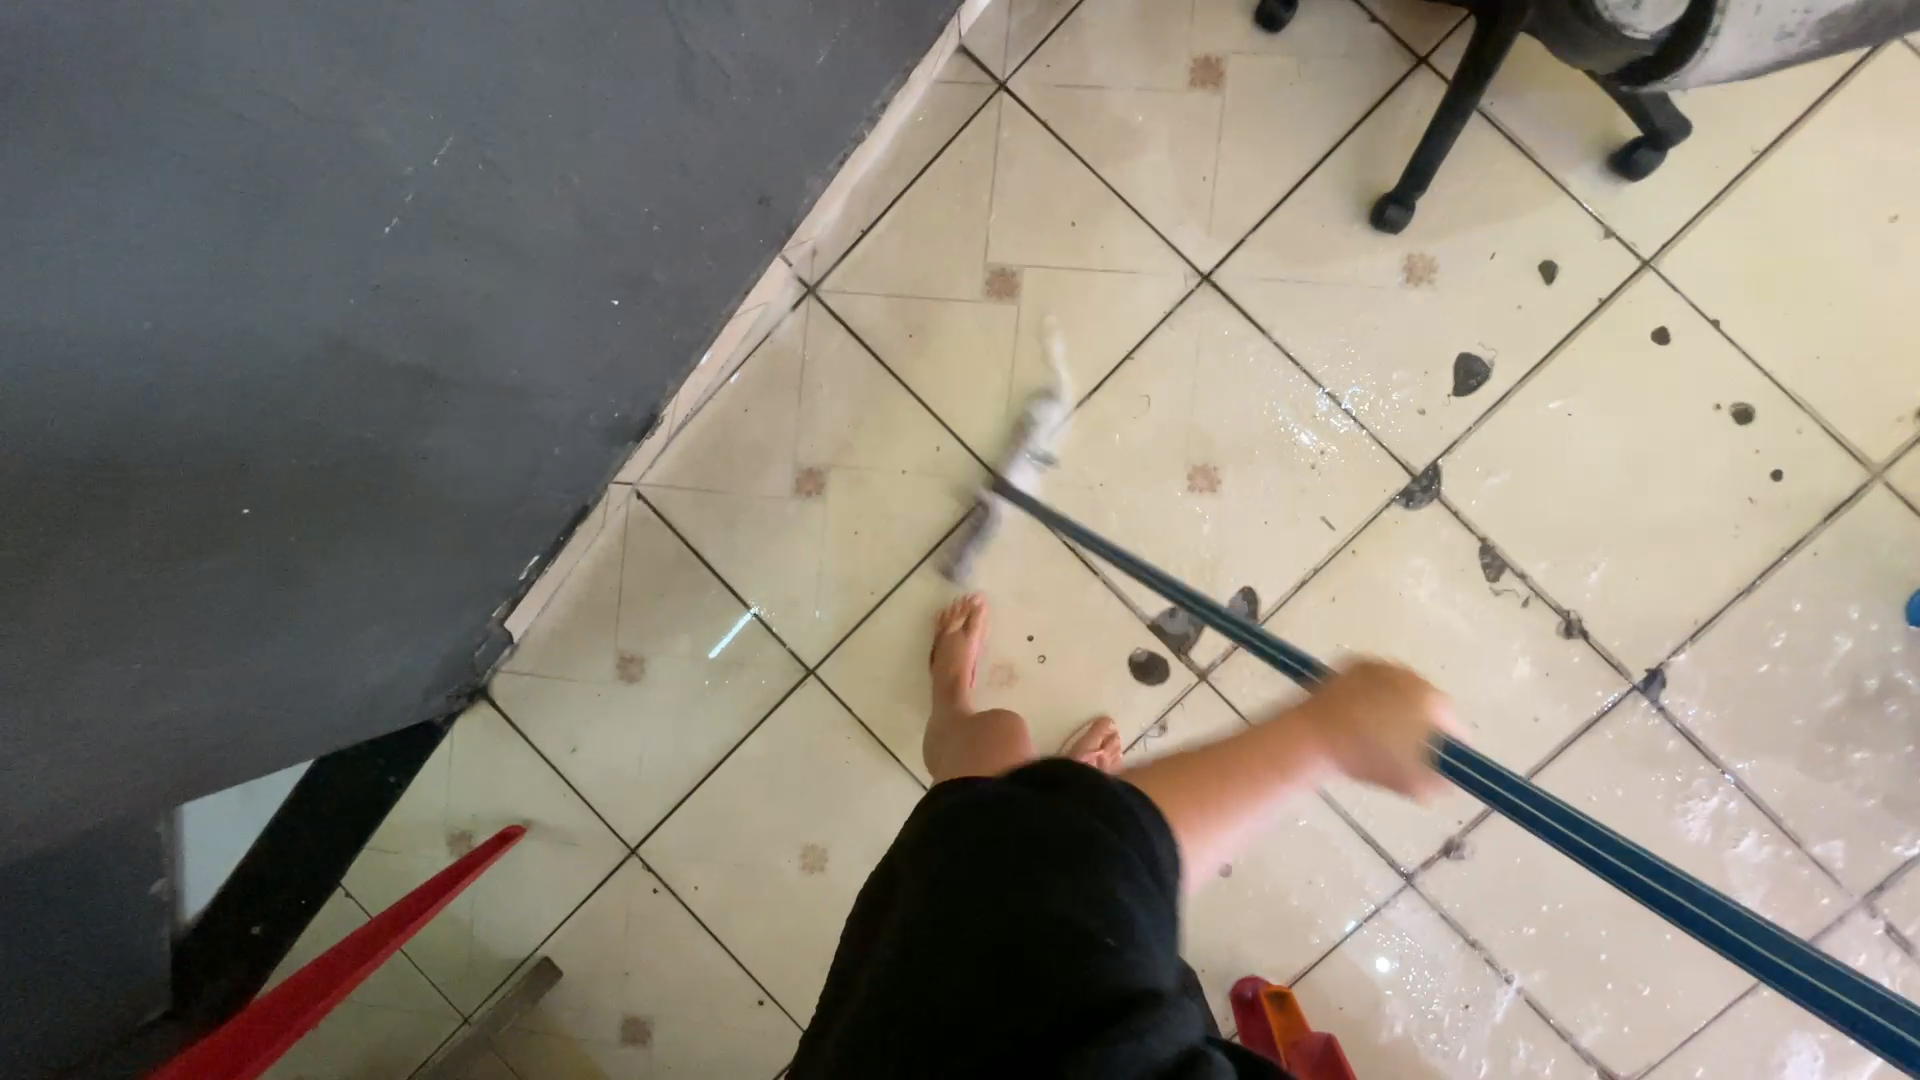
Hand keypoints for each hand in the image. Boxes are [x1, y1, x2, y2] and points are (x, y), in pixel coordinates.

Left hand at [1291, 659, 1457, 800]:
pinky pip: (1373, 679)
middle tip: (1416, 740)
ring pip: (1399, 686)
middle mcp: (1406, 674)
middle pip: (1426, 697)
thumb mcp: (1410, 782)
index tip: (1451, 752)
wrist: (1313, 736)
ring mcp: (1377, 666)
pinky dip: (1374, 692)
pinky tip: (1365, 711)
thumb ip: (1437, 784)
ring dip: (1399, 703)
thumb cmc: (1365, 757)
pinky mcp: (1350, 663)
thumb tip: (1445, 784)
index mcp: (1428, 698)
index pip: (1451, 717)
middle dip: (1425, 717)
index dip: (1453, 737)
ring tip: (1387, 727)